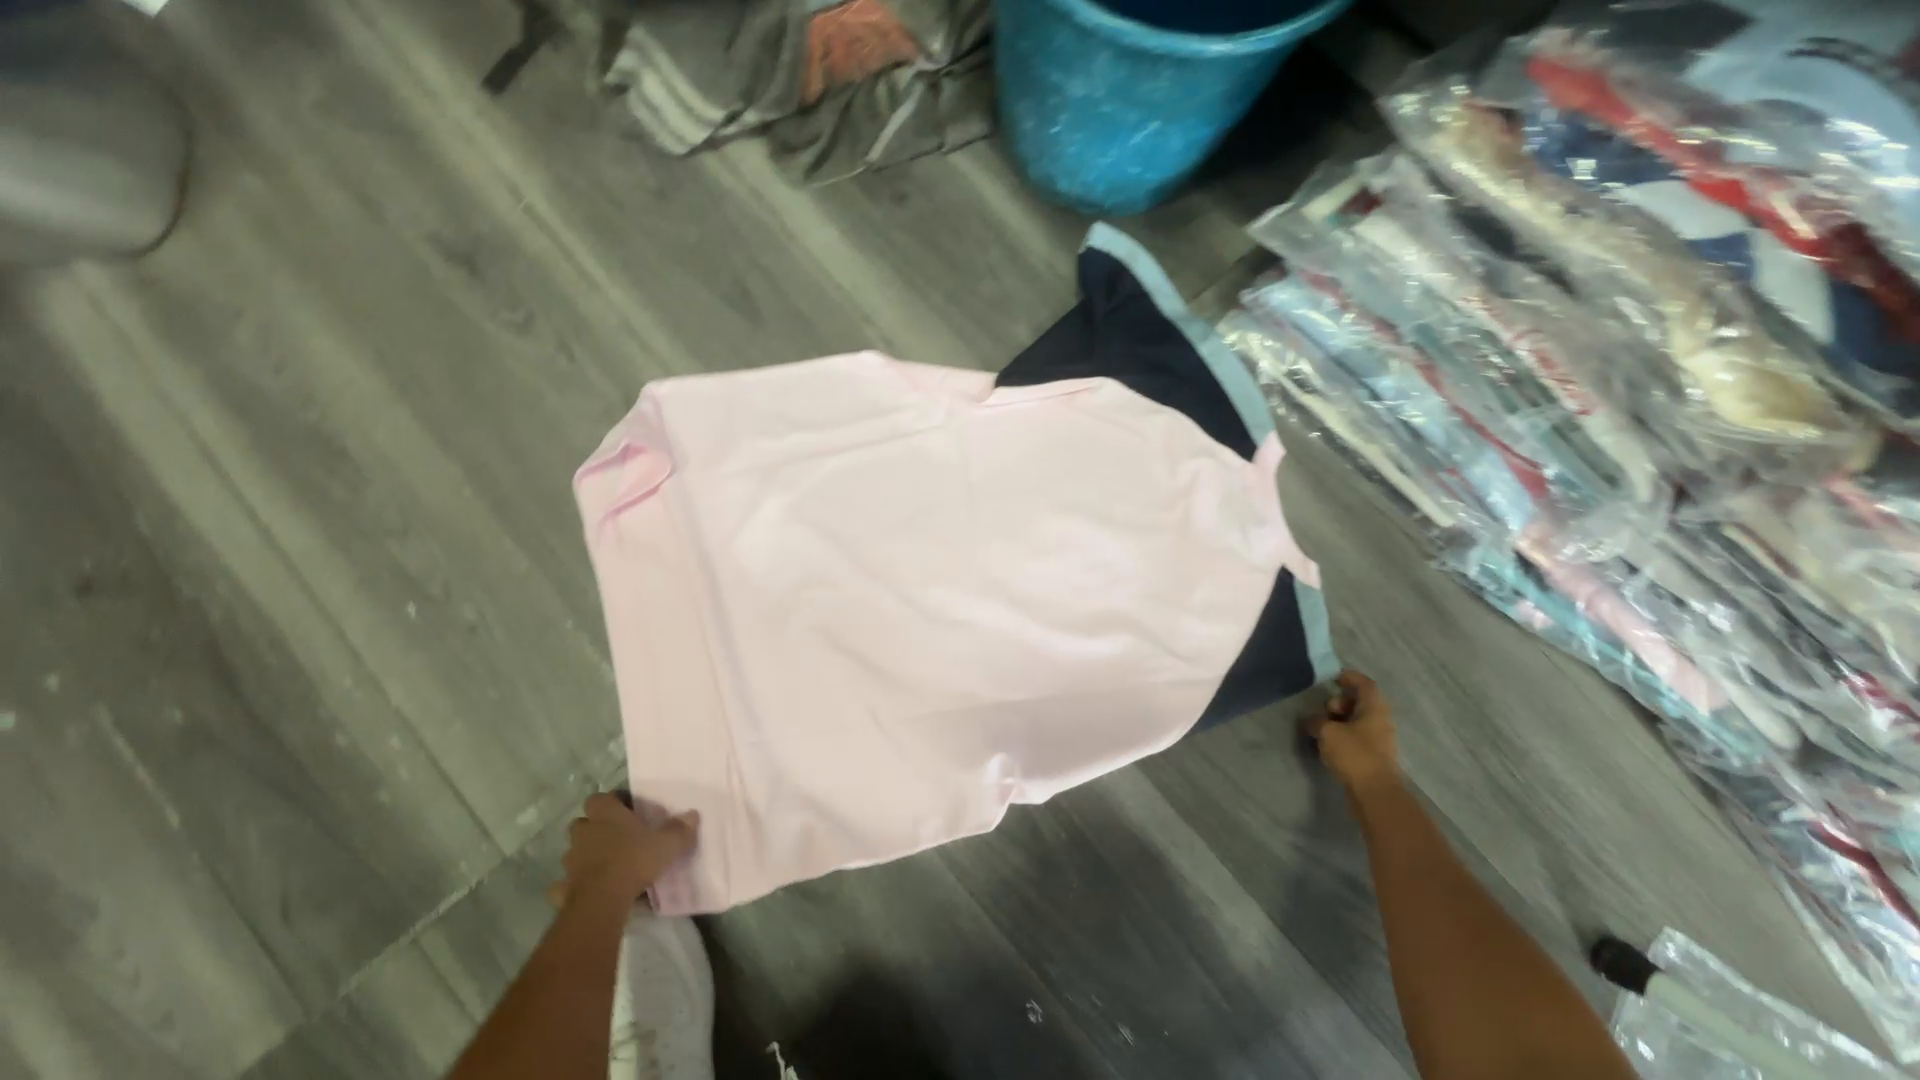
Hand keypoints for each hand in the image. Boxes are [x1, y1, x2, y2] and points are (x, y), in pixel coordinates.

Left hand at [548, 792, 698, 907]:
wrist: (602, 899)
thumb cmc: (634, 860)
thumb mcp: (666, 844)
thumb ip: (679, 829)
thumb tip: (692, 815)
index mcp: (605, 815)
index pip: (601, 798)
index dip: (612, 802)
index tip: (627, 810)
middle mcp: (584, 832)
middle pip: (584, 823)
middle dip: (595, 828)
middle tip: (616, 838)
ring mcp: (571, 860)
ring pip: (575, 852)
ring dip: (586, 855)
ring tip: (605, 865)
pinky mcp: (564, 886)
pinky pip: (565, 883)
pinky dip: (573, 885)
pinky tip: (587, 891)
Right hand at [1302, 670, 1401, 794]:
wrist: (1375, 792)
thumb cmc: (1354, 754)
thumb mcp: (1328, 732)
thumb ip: (1316, 721)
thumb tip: (1310, 720)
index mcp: (1374, 708)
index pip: (1365, 684)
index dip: (1350, 677)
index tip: (1333, 678)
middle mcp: (1381, 720)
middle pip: (1361, 701)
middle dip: (1340, 702)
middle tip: (1325, 711)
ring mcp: (1380, 738)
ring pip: (1358, 720)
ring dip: (1340, 720)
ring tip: (1322, 728)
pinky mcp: (1375, 755)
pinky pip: (1358, 735)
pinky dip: (1344, 734)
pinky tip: (1330, 744)